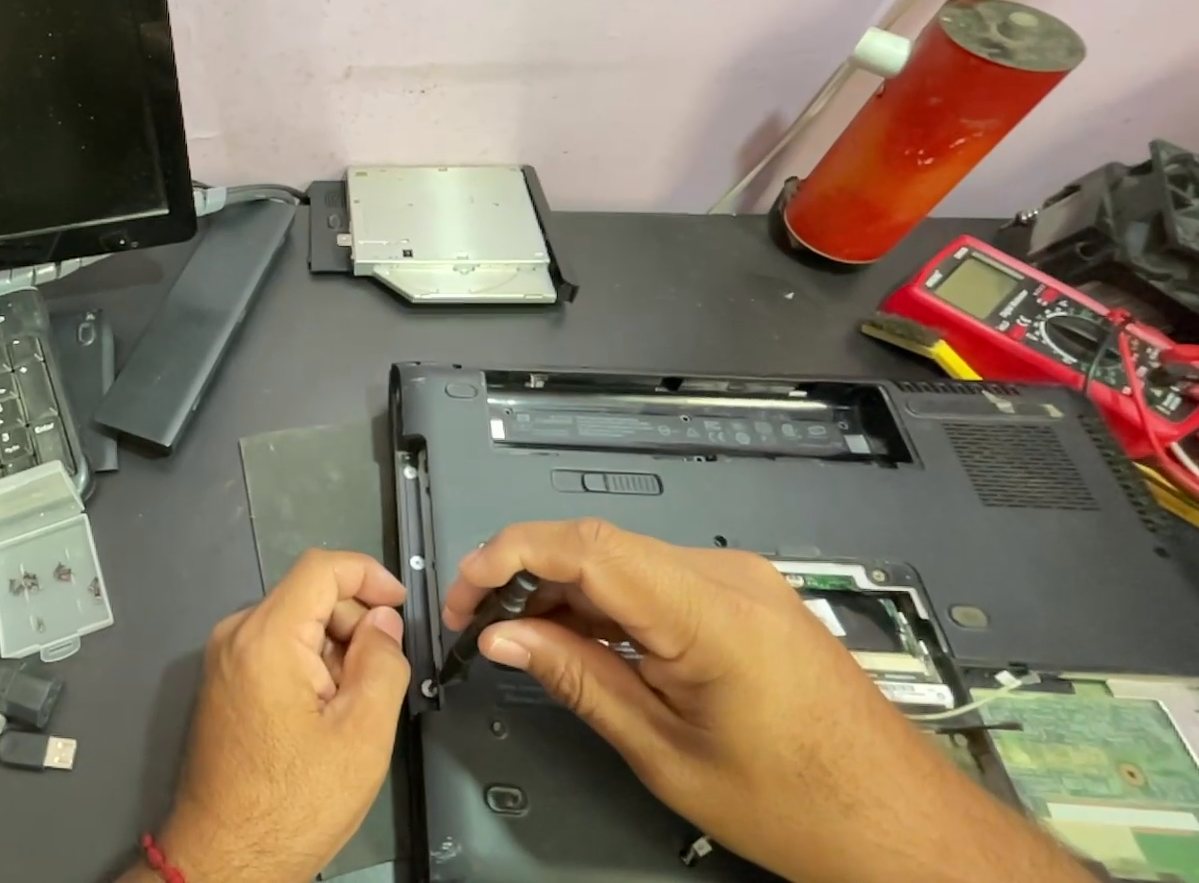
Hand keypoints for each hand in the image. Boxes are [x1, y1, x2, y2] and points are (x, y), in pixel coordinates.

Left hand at [146, 550, 411, 882]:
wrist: (224, 859)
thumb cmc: (294, 803)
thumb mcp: (362, 736)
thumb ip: (382, 663)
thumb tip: (383, 619)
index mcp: (266, 636)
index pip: (321, 567)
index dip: (368, 573)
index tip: (400, 604)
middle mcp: (237, 632)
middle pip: (309, 595)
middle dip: (353, 623)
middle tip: (380, 676)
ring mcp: (225, 654)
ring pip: (295, 621)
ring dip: (334, 648)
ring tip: (349, 707)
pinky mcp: (224, 677)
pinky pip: (276, 645)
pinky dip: (308, 663)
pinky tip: (321, 711)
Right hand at [443, 519, 1092, 882]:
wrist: (909, 829)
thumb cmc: (794, 806)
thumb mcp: (663, 751)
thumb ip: (574, 678)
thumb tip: (498, 636)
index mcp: (710, 613)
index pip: (585, 547)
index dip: (509, 554)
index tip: (465, 592)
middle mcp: (724, 575)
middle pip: (594, 545)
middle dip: (523, 574)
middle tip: (477, 621)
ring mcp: (736, 578)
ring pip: (616, 558)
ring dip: (559, 589)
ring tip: (520, 637)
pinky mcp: (740, 592)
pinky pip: (649, 577)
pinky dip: (600, 601)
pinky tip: (576, 638)